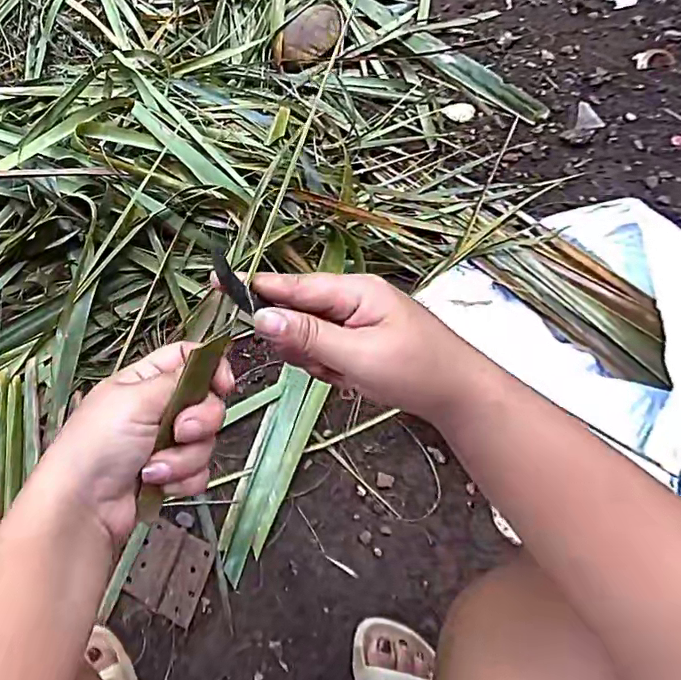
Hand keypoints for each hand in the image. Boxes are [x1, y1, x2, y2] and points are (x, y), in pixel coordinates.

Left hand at [27, 342, 233, 541]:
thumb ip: (177, 378)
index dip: (212, 369)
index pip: (189, 359)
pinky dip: (181, 479)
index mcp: (144, 381)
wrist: (83, 506)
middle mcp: (156, 408)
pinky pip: (199, 471)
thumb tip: (209, 360)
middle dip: (199, 422)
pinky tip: (157, 484)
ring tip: (153, 467)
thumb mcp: (135, 399)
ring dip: (183, 458)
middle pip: (206, 402)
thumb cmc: (97, 445)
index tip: (223, 386)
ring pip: (205, 441)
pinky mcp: (170, 473)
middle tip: (179, 432)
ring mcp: (164, 443)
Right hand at [248, 272, 494, 421]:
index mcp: (355, 290)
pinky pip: (327, 351)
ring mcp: (358, 320)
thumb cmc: (418, 370)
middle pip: (299, 314)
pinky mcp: (360, 340)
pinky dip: (332, 368)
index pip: (295, 286)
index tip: (219, 283)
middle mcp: (353, 299)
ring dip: (319, 361)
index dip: (257, 287)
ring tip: (347, 375)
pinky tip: (354, 379)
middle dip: (302, 344)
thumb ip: (307, 336)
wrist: (462, 396)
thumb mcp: (357, 355)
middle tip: (324, 365)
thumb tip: (262, 317)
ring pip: (311, 337)